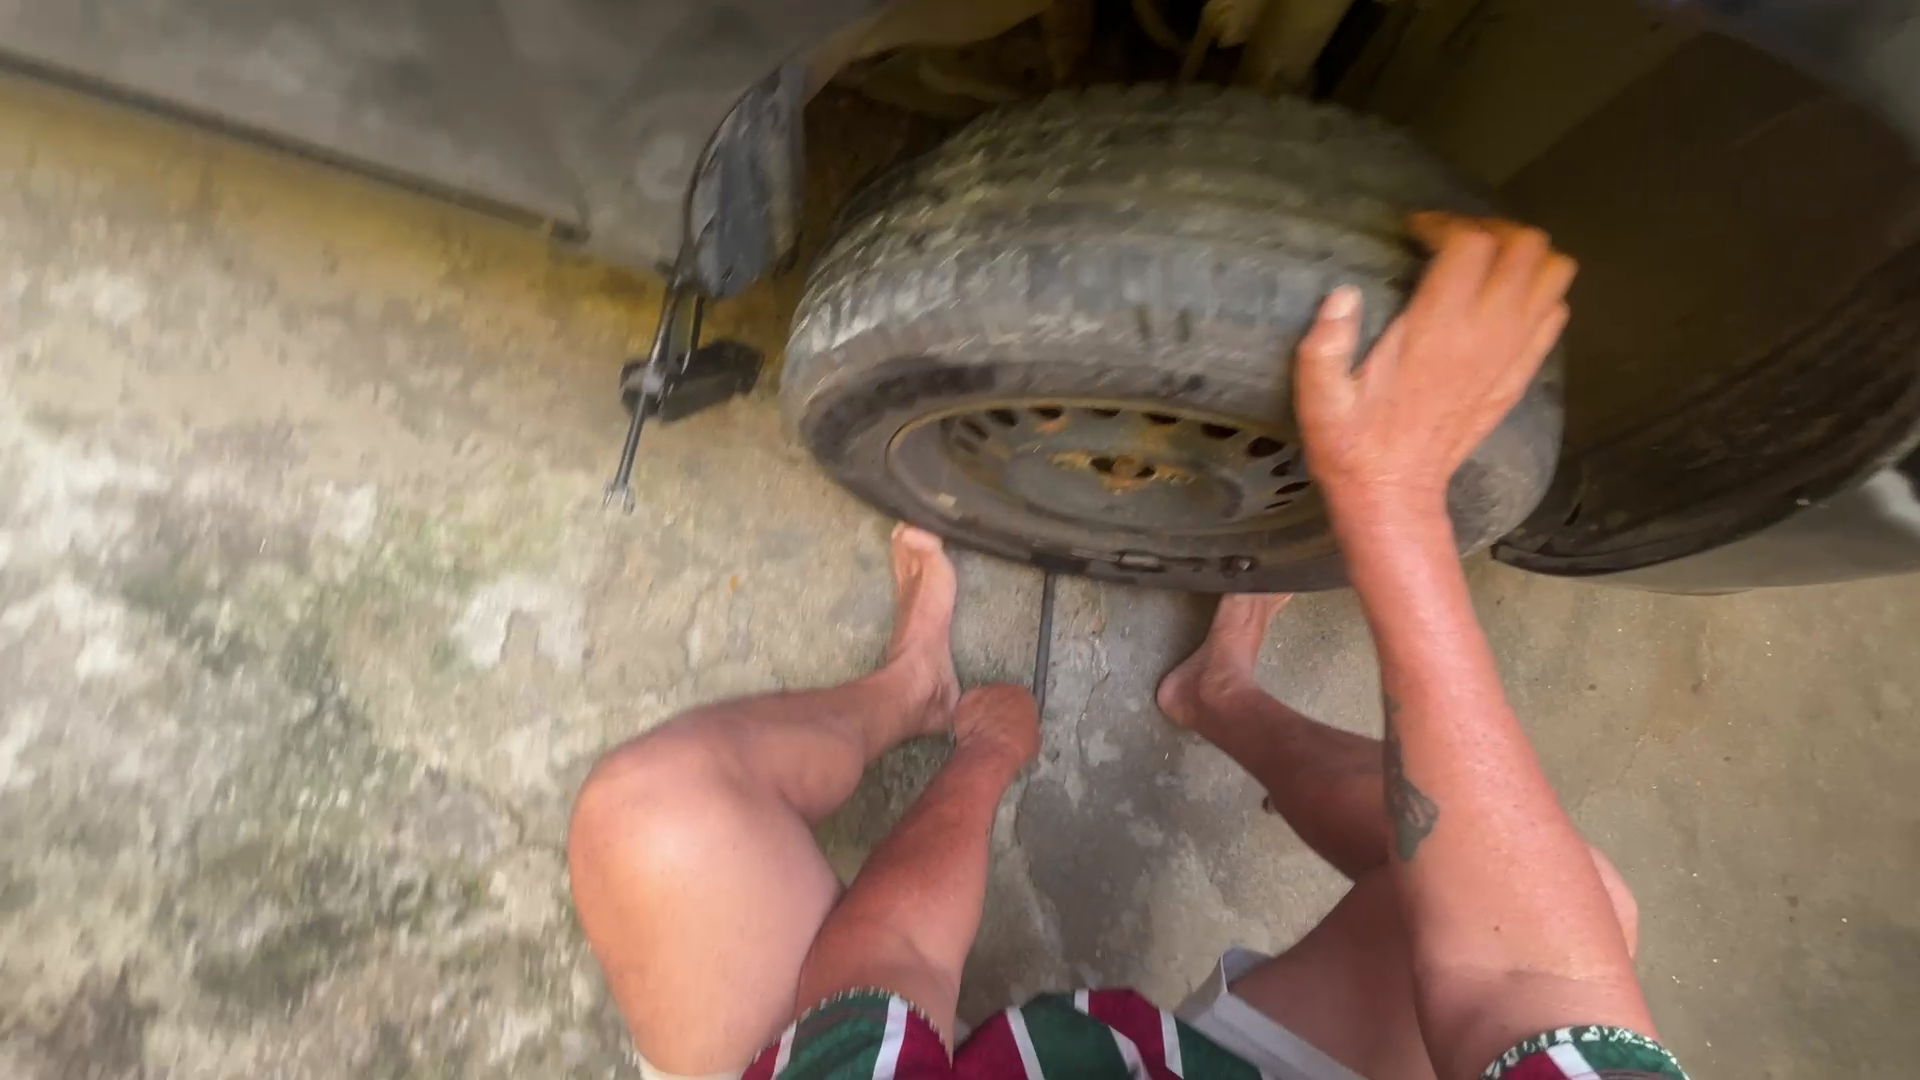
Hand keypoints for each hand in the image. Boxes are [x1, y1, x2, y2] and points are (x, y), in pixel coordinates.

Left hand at [952, 684, 1039, 771]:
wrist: (990, 753)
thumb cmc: (1013, 747)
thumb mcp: (1033, 741)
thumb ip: (1028, 728)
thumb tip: (1025, 734)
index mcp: (1023, 695)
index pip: (1022, 699)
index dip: (1018, 713)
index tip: (1016, 723)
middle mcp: (1002, 689)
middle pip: (1001, 696)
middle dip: (1000, 709)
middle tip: (1000, 727)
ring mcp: (981, 694)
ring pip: (983, 701)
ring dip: (984, 712)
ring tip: (984, 731)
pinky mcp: (964, 703)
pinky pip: (967, 708)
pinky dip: (968, 718)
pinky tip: (972, 732)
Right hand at [1294, 212, 1574, 518]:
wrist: (1392, 490)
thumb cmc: (1351, 442)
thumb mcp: (1317, 397)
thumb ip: (1324, 344)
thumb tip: (1342, 294)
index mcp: (1435, 332)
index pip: (1468, 245)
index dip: (1442, 223)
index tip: (1413, 231)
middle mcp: (1486, 333)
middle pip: (1523, 246)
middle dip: (1488, 229)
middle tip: (1449, 240)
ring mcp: (1511, 352)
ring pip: (1553, 271)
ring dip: (1522, 254)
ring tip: (1481, 262)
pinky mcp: (1521, 372)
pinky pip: (1555, 310)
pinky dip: (1537, 290)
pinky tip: (1499, 301)